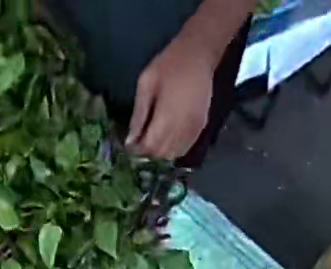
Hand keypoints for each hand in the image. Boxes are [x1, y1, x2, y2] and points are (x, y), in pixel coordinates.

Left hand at [127, 33, 220, 160]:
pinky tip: (167, 138)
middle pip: (160, 154)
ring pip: (172, 154)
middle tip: (140, 141)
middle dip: (148, 152)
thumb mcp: (146, 84)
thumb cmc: (170, 63)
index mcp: (166, 117)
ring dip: (160, 152)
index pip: (148, 148)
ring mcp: (193, 129)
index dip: (137, 150)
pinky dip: (173, 149)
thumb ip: (138, 114)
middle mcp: (181, 128)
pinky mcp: (201, 127)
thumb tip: (130, 140)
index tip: (130, 144)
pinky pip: (184, 149)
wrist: (199, 52)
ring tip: (153, 139)